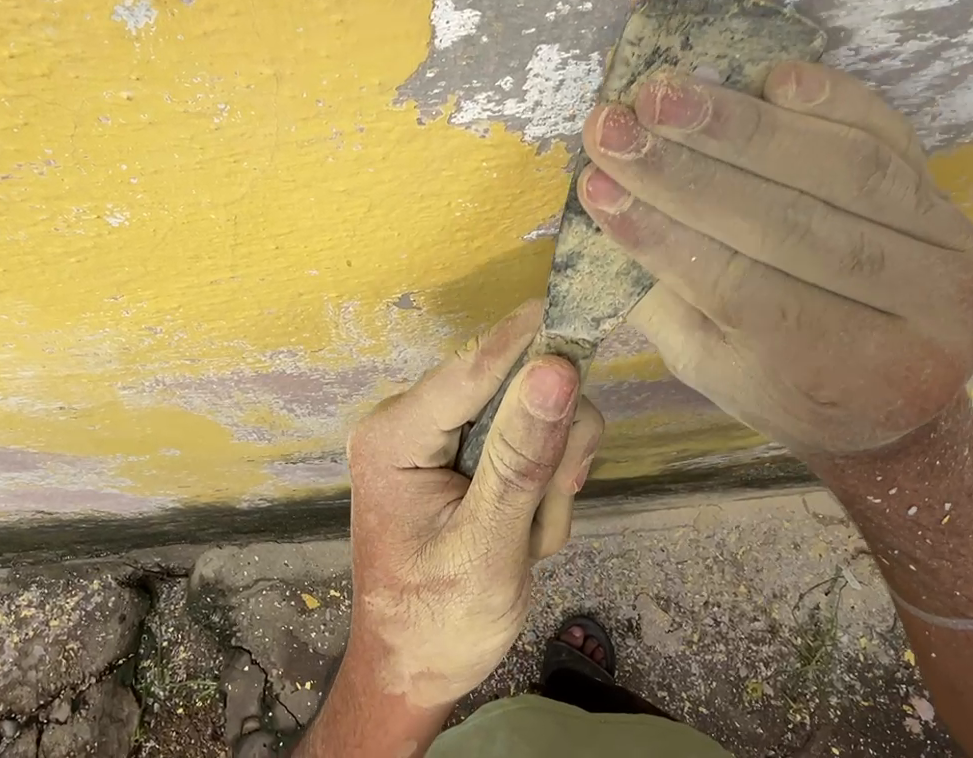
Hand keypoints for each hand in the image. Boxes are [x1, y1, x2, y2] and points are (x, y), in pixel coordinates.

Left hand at [341, 300, 604, 712]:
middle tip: (551, 508)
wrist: (414, 668)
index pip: (472, 368)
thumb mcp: (488, 546)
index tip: (577, 303)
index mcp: (395, 434)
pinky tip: (523, 531)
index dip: (528, 338)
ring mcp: (438, 434)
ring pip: (528, 413)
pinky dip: (540, 484)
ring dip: (547, 476)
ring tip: (528, 537)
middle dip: (547, 446)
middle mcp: (411, 419)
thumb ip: (522, 457)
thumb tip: (555, 368)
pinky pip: (524, 440)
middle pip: (509, 387)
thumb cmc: (439, 620)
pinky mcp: (462, 451)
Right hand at [577, 62, 972, 455]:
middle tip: (615, 128)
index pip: (739, 287)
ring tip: (663, 94)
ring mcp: (953, 253)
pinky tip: (766, 77)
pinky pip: (889, 134)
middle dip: (687, 170)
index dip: (662, 232)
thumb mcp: (705, 362)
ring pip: (843, 170)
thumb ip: (664, 288)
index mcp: (838, 377)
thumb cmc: (777, 384)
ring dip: (740, 125)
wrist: (891, 396)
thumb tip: (610, 198)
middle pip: (790, 223)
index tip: (596, 185)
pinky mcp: (954, 200)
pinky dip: (828, 99)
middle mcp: (920, 319)